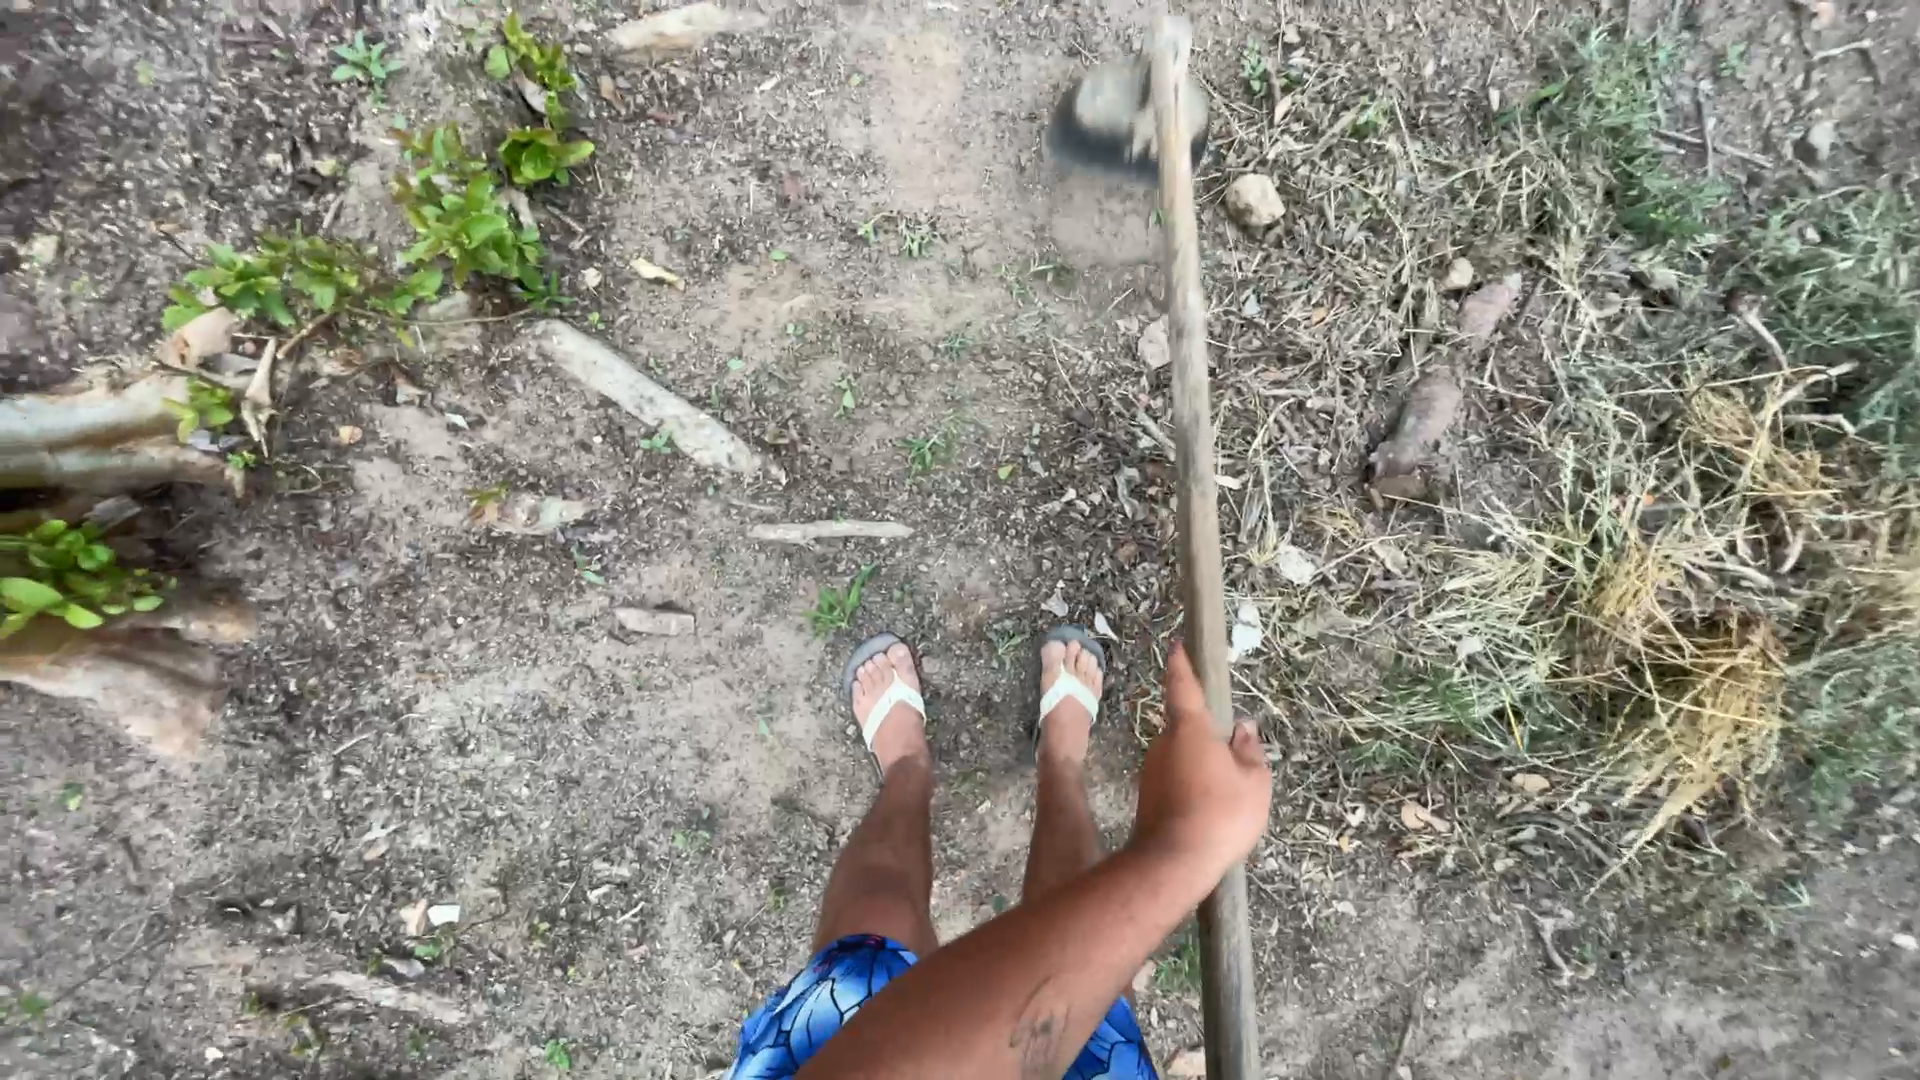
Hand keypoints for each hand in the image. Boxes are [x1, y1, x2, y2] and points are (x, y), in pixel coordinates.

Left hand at [1130, 644, 1272, 883]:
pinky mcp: (1147, 791)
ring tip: (1225, 796)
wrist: (1175, 859)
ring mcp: (1151, 766)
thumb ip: (1250, 751)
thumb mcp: (1254, 782)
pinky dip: (1190, 785)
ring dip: (1199, 765)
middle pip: (1186, 728)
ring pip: (1181, 755)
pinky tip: (1207, 811)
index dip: (1181, 665)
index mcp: (1189, 728)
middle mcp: (1163, 741)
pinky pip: (1174, 777)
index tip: (1176, 646)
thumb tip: (1245, 729)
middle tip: (1233, 763)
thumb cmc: (1221, 813)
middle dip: (1207, 738)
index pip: (1183, 686)